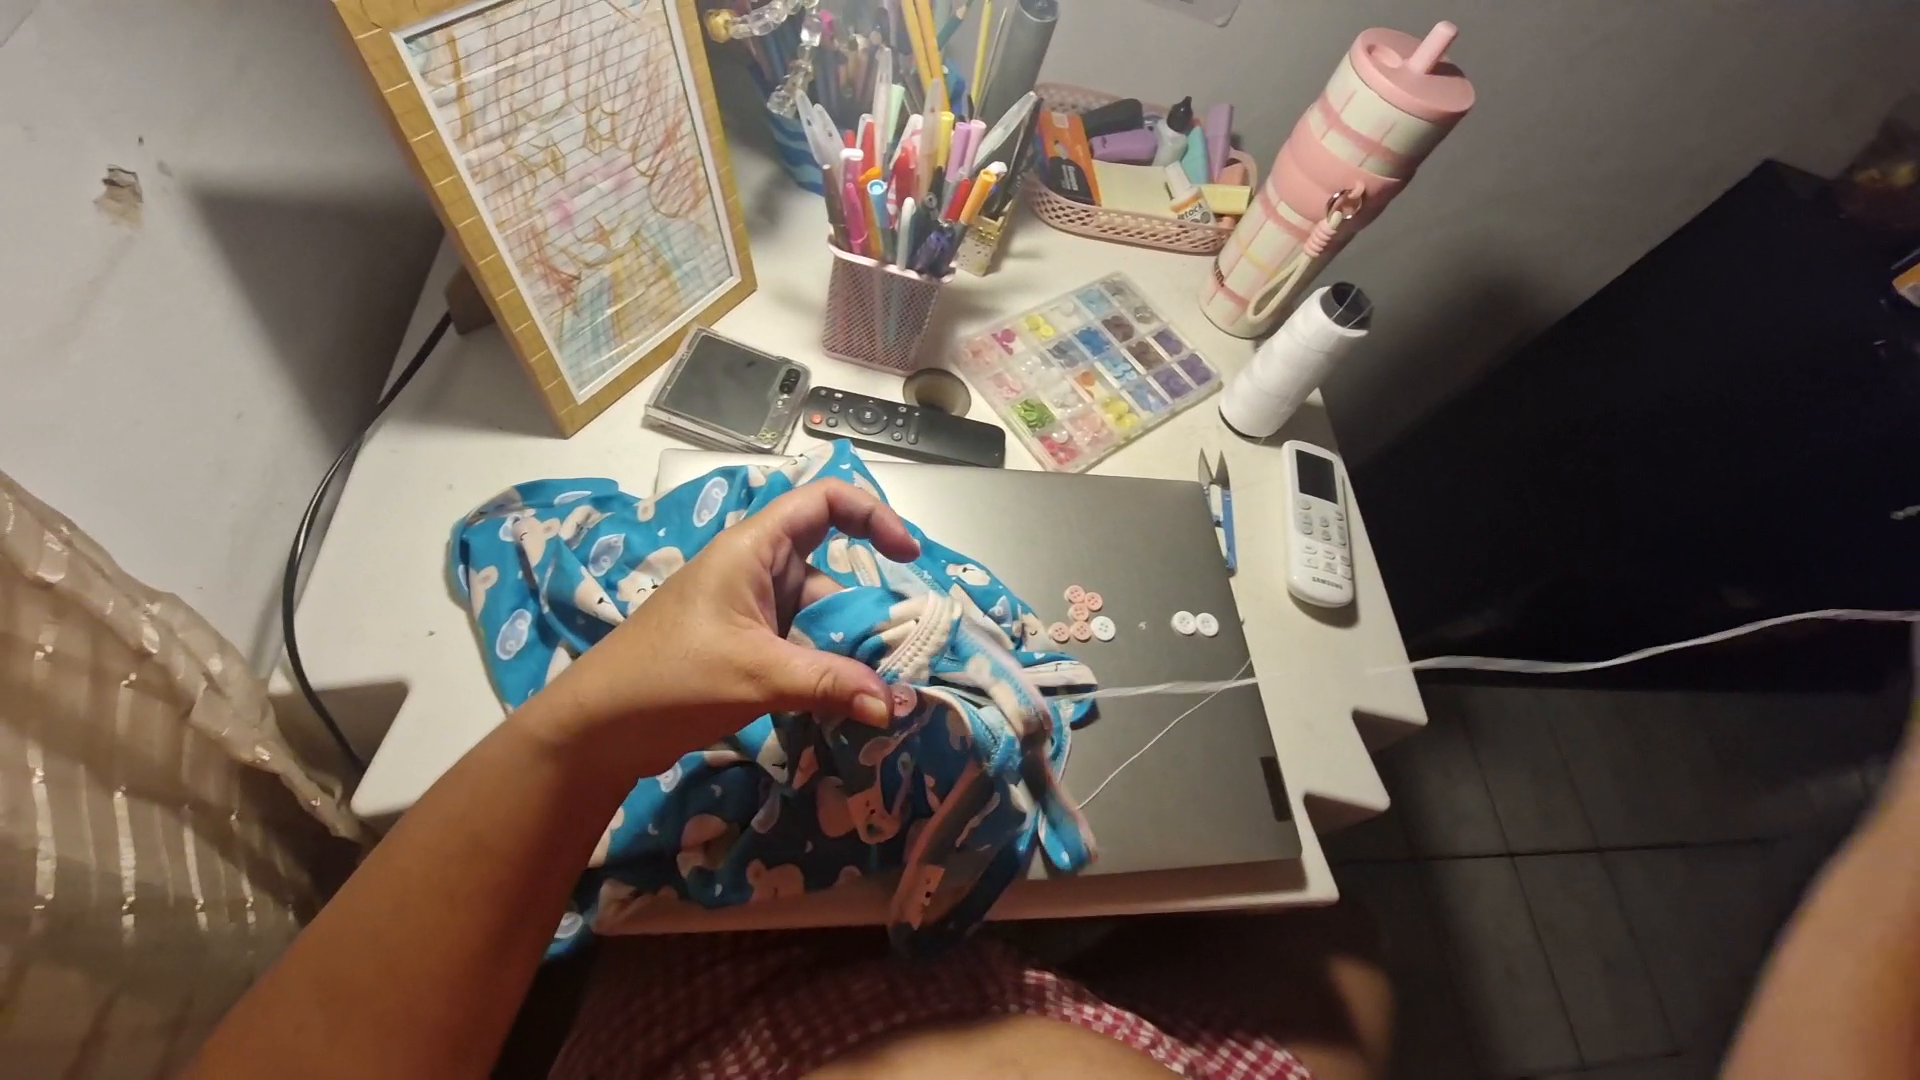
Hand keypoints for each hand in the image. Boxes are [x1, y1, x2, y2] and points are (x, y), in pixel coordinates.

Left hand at [512, 479, 920, 775]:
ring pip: (822, 618)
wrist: (598, 730)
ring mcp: (754, 612)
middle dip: (869, 611)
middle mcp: (759, 572)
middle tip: (905, 653)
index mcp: (754, 549)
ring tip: (883, 690)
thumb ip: (830, 684)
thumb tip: (895, 705)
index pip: (824, 502)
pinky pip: (805, 648)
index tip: (909, 555)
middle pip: (833, 573)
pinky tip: (851, 700)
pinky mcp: (749, 648)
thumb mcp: (756, 675)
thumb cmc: (668, 678)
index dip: (873, 516)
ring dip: (851, 649)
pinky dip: (829, 669)